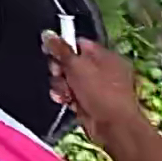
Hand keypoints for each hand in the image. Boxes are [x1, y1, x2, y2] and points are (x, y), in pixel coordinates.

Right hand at [44, 32, 149, 148]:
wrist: (114, 127)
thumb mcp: (76, 65)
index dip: (62, 47)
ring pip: (65, 77)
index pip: (77, 43)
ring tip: (65, 92)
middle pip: (68, 60)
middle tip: (60, 74)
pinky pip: (68, 91)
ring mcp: (95, 86)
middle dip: (59, 69)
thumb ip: (60, 48)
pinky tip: (65, 100)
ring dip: (60, 84)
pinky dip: (64, 95)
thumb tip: (47, 34)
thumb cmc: (100, 92)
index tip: (50, 52)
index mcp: (106, 57)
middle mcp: (102, 70)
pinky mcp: (88, 100)